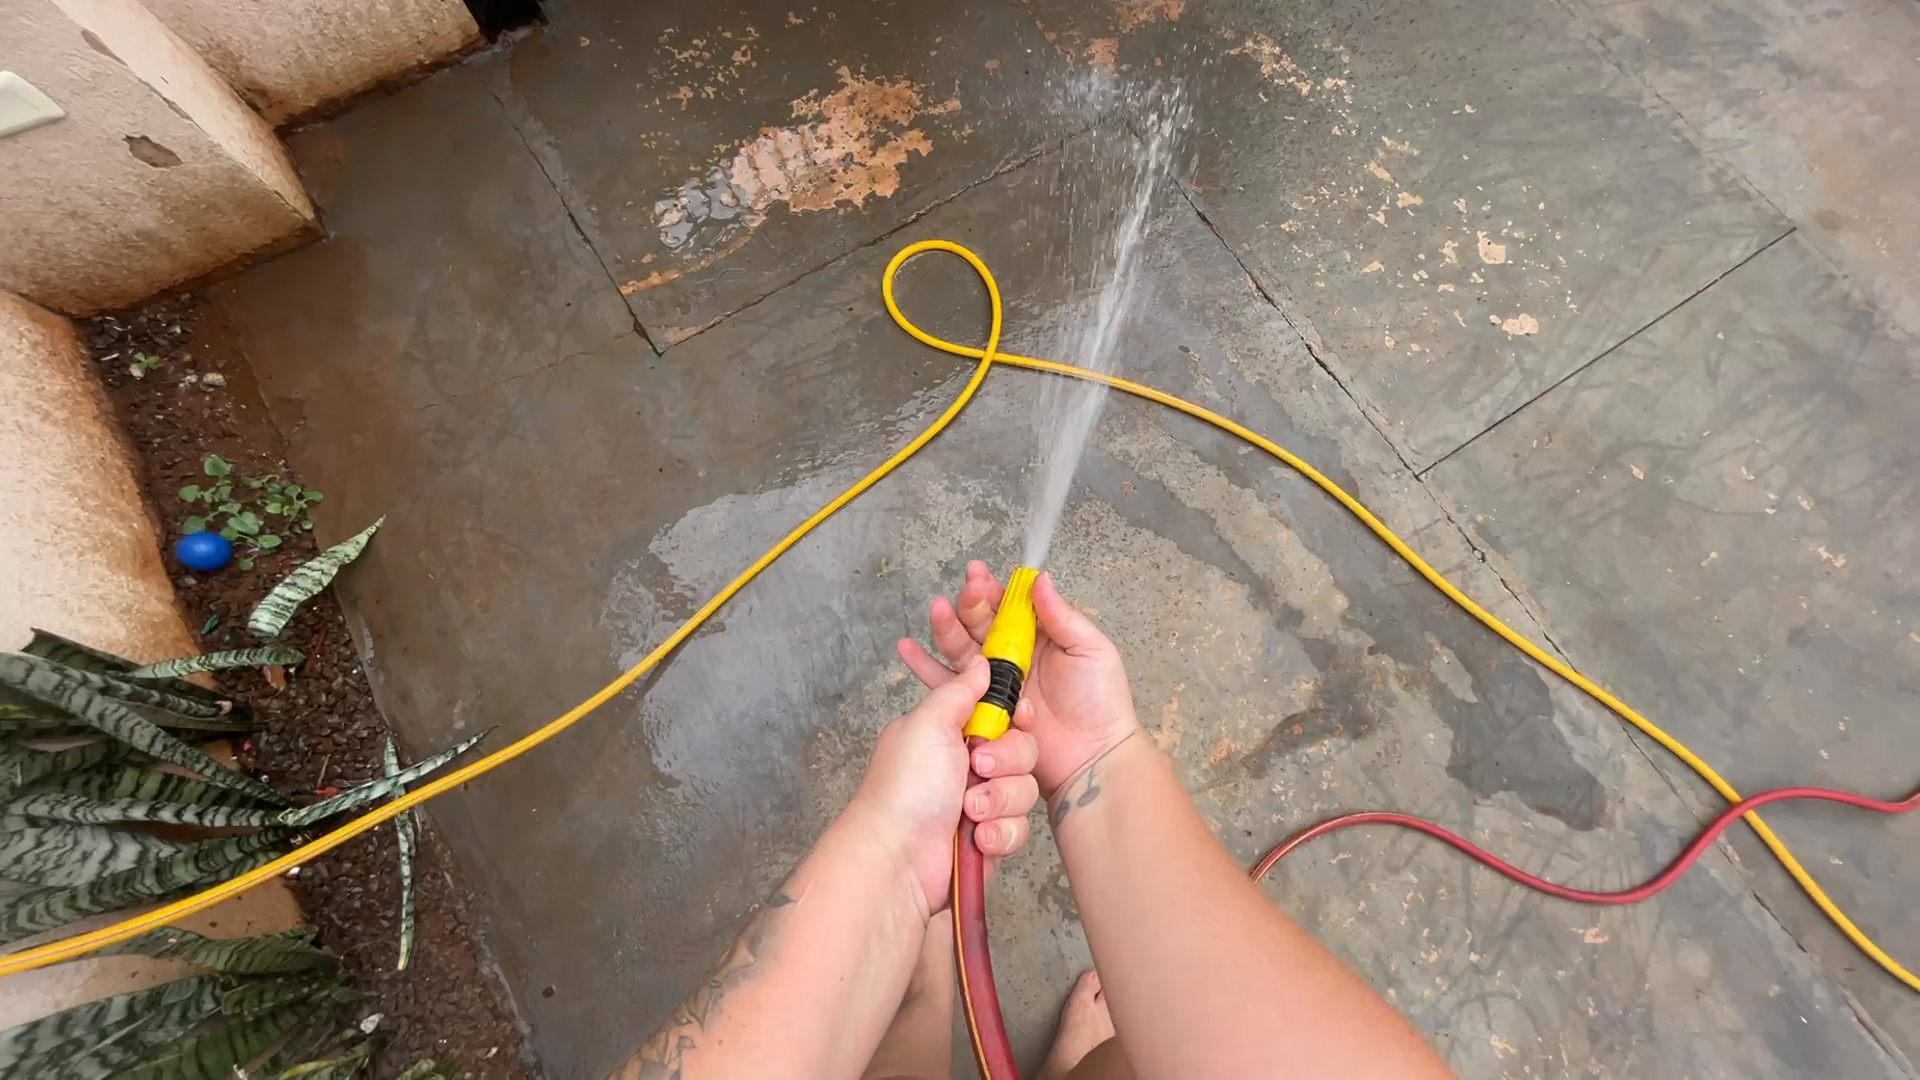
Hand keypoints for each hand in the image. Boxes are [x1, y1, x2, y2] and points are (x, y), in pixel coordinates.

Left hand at [851, 658, 1041, 915]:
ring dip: (1000, 800)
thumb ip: (959, 691)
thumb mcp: (929, 723)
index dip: (1016, 718)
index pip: (1001, 715)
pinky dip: (1000, 833)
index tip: (1018, 718)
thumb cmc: (907, 785)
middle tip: (979, 768)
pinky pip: (1019, 828)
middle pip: (1022, 750)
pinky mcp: (990, 837)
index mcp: (950, 732)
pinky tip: (977, 839)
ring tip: (970, 812)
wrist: (899, 857)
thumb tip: (980, 663)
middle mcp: (967, 764)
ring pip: (1024, 790)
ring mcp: (979, 802)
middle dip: (1007, 761)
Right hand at [897, 562, 1139, 796]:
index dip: (992, 588)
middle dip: (969, 604)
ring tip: (937, 610)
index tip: (976, 573)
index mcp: (1037, 637)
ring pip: (961, 649)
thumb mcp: (1091, 650)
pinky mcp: (981, 710)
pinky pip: (949, 686)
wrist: (1094, 757)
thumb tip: (1040, 578)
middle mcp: (1011, 656)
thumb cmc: (1100, 702)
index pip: (1009, 606)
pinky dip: (925, 667)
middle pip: (980, 623)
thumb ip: (1062, 616)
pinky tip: (907, 649)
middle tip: (964, 592)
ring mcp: (994, 683)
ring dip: (946, 628)